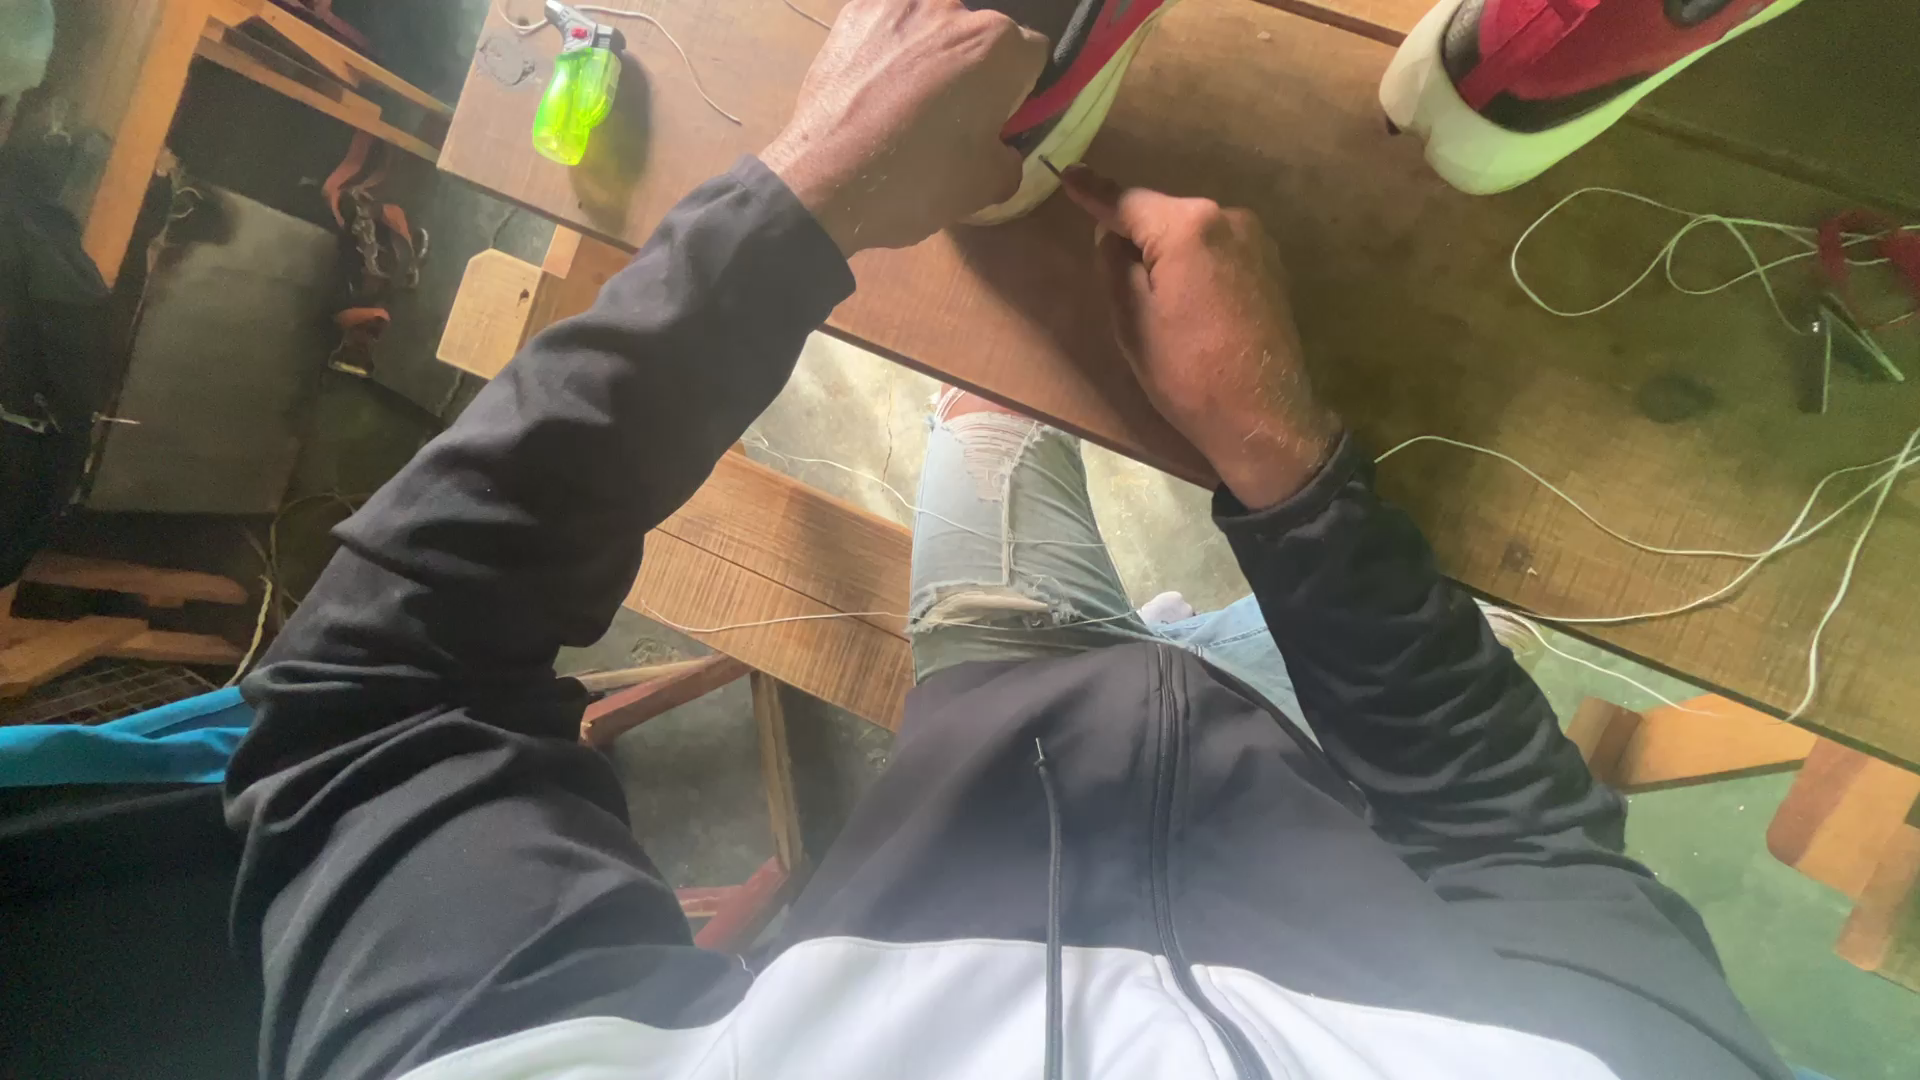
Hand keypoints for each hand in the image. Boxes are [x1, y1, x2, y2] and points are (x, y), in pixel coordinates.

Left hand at [760, 0, 1048, 255]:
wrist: (828, 182)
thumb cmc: (917, 184)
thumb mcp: (985, 188)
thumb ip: (1011, 158)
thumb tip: (1003, 149)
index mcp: (998, 47)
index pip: (1032, 57)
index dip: (1018, 93)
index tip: (997, 121)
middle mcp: (954, 8)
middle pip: (980, 38)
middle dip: (973, 72)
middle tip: (949, 121)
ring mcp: (900, 3)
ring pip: (933, 29)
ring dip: (930, 58)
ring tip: (904, 106)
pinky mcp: (855, 11)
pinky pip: (889, 28)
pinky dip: (889, 52)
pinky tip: (875, 91)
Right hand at [1061, 165, 1339, 509]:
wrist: (1260, 415)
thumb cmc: (1186, 372)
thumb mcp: (1132, 322)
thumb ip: (1115, 267)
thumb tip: (1112, 236)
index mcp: (1187, 227)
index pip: (1128, 201)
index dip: (1093, 192)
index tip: (1068, 175)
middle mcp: (1227, 217)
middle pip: (1163, 216)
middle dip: (1135, 235)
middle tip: (1113, 275)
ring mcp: (1255, 240)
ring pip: (1191, 235)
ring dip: (1167, 253)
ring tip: (1157, 302)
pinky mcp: (1269, 265)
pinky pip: (1215, 251)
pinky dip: (1194, 266)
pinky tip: (1190, 305)